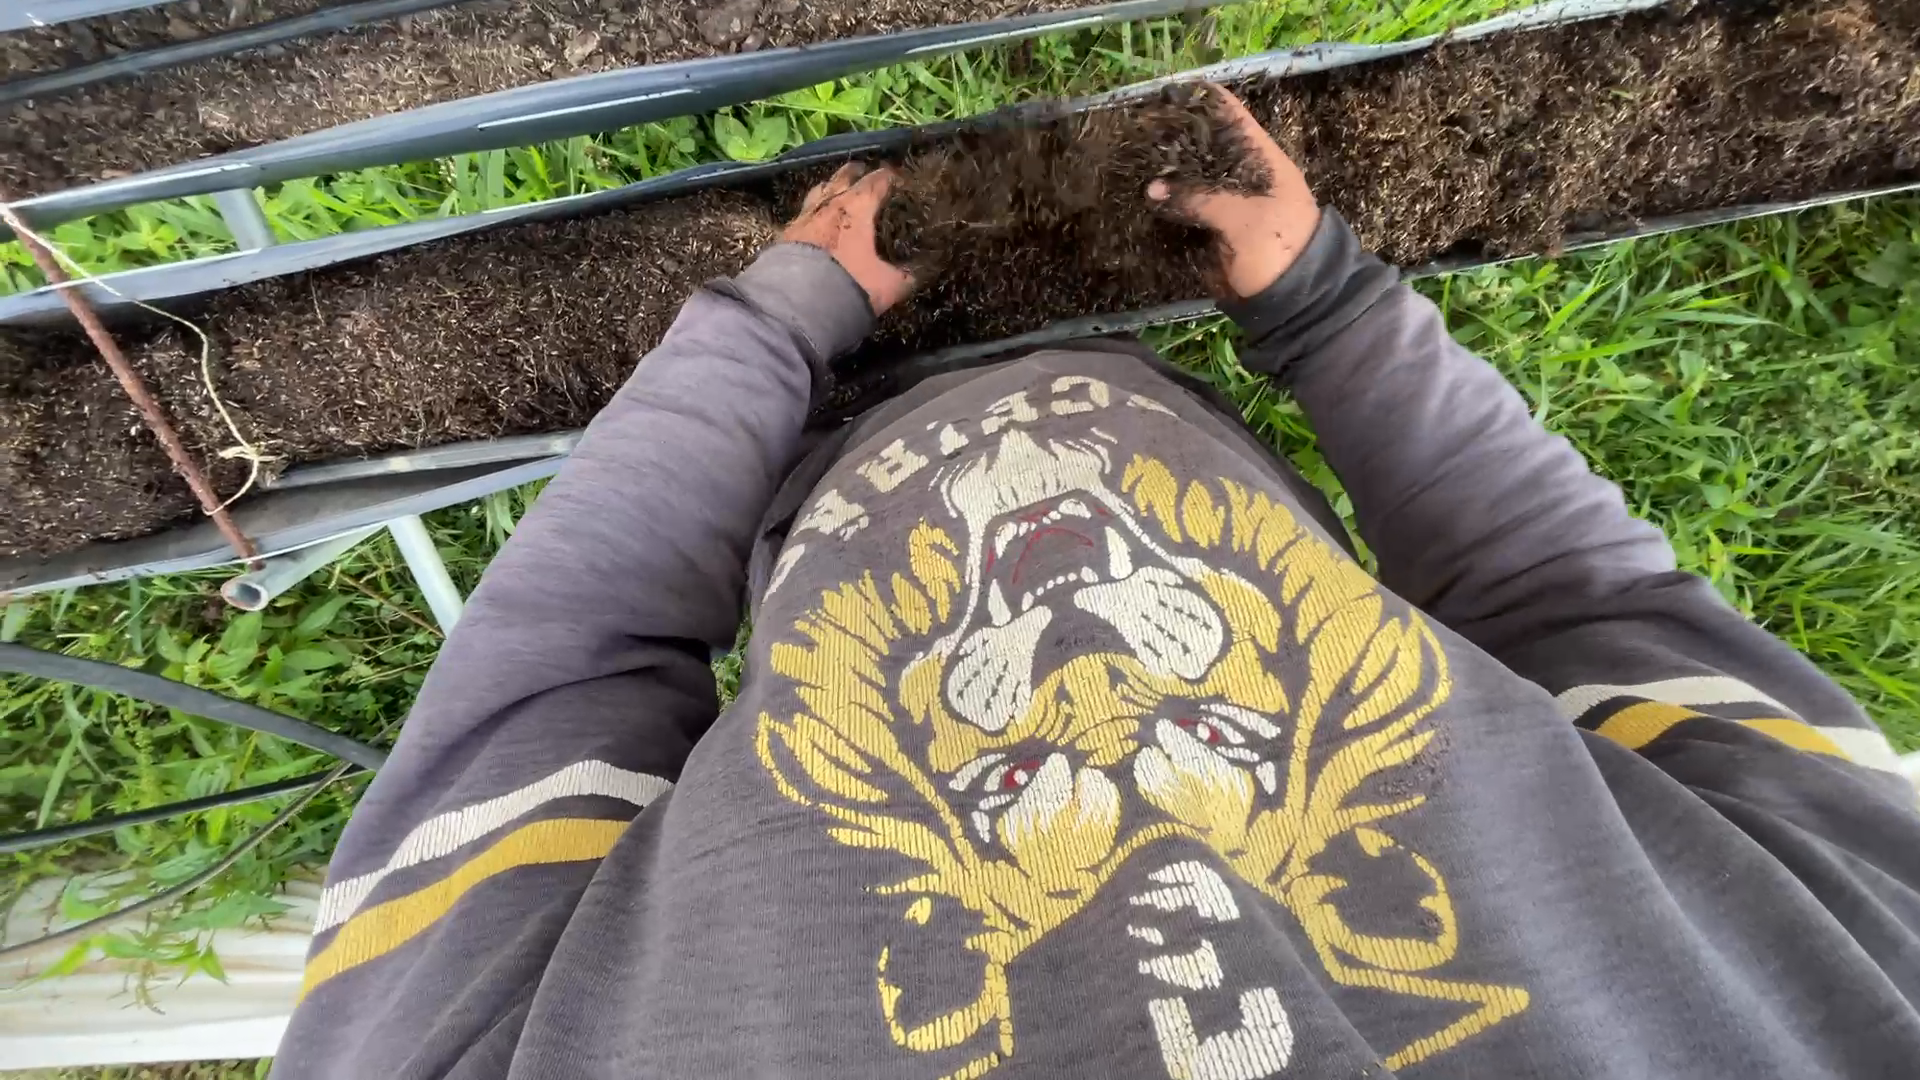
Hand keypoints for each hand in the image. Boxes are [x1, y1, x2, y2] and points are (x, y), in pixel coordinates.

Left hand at [782, 162, 914, 314]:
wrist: (800, 303)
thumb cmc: (850, 286)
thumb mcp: (888, 286)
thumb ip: (907, 276)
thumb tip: (919, 272)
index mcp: (858, 207)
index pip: (879, 181)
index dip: (892, 177)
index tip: (900, 180)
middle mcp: (830, 203)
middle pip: (845, 175)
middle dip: (858, 172)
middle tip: (866, 174)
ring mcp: (805, 216)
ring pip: (820, 189)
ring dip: (831, 187)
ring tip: (838, 193)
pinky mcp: (786, 233)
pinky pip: (804, 213)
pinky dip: (814, 213)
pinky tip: (817, 223)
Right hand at [1148, 85, 1320, 299]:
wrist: (1289, 299)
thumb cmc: (1279, 246)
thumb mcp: (1243, 217)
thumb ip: (1199, 199)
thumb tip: (1151, 189)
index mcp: (1257, 158)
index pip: (1227, 116)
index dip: (1199, 101)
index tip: (1164, 95)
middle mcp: (1235, 176)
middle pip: (1199, 149)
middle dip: (1169, 142)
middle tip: (1133, 133)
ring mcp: (1218, 207)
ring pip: (1184, 184)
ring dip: (1159, 178)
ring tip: (1125, 164)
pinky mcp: (1204, 236)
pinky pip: (1178, 217)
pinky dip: (1159, 211)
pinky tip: (1133, 202)